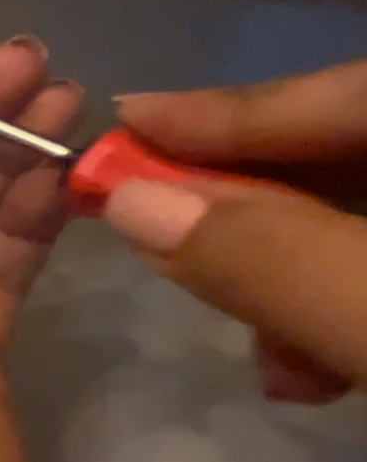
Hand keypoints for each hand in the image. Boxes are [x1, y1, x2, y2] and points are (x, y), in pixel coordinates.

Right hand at [105, 59, 366, 401]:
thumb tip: (128, 200)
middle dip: (252, 208)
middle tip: (171, 253)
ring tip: (272, 352)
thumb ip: (275, 261)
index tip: (118, 122)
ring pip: (362, 220)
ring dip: (288, 271)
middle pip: (352, 157)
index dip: (236, 109)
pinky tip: (322, 367)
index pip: (361, 94)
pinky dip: (336, 303)